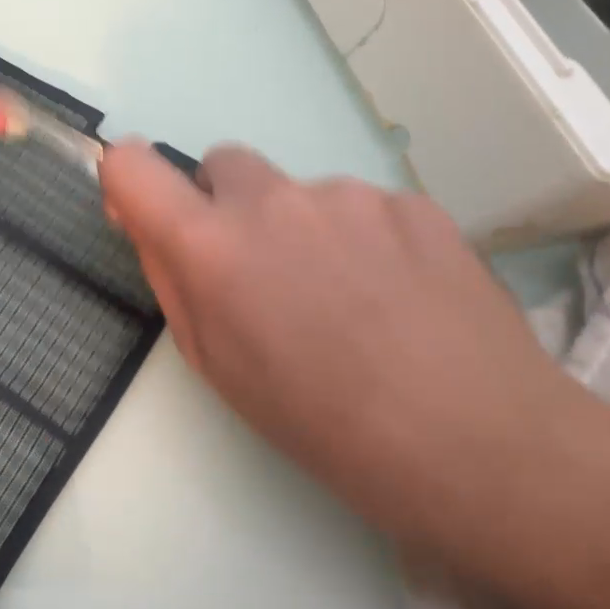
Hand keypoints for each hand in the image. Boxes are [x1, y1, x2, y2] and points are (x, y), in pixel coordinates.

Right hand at [97, 142, 583, 543]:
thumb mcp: (211, 359)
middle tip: (261, 272)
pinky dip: (362, 239)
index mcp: (207, 242)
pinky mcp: (413, 204)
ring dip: (300, 228)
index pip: (130, 163)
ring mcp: (348, 195)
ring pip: (297, 192)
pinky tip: (397, 297)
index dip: (129, 182)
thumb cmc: (316, 418)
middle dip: (225, 205)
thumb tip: (146, 222)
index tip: (150, 216)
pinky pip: (362, 208)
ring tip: (347, 299)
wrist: (480, 445)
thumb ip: (170, 276)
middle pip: (221, 165)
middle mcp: (269, 199)